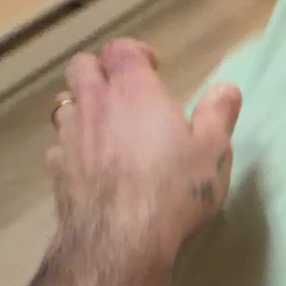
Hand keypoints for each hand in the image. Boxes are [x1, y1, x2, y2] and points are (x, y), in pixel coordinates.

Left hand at [46, 38, 241, 277]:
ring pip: (67, 103)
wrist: (124, 234)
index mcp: (136, 91)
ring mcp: (70, 133)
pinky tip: (92, 164)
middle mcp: (95, 102)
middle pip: (83, 67)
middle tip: (124, 93)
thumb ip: (218, 116)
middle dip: (101, 71)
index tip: (153, 66)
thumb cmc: (177, 188)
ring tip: (106, 128)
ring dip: (84, 107)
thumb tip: (227, 88)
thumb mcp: (213, 152)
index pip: (123, 50)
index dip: (136, 54)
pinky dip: (75, 146)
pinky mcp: (58, 166)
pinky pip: (61, 144)